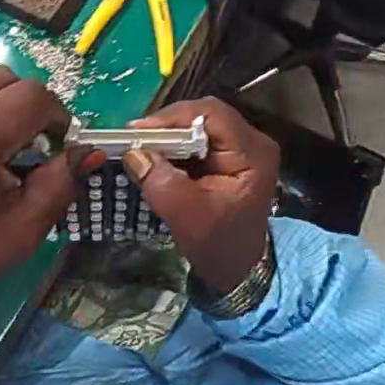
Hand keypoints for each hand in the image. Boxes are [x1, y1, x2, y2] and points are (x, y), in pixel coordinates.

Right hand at [123, 98, 278, 292]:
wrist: (238, 270)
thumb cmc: (219, 245)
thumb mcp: (188, 217)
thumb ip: (162, 184)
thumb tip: (133, 154)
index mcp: (252, 152)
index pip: (211, 114)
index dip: (172, 118)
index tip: (138, 133)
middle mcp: (249, 142)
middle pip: (202, 117)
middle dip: (165, 127)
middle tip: (133, 141)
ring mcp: (238, 149)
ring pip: (195, 127)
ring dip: (165, 138)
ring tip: (137, 149)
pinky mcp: (224, 159)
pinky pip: (193, 142)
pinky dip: (170, 149)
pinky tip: (151, 158)